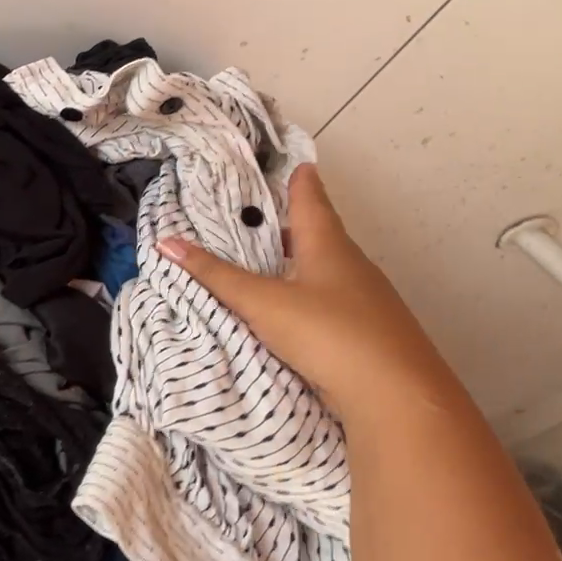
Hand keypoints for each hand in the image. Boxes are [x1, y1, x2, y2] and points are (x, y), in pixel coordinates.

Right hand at [154, 165, 469, 422]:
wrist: (396, 396)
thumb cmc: (328, 333)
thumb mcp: (261, 302)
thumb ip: (214, 274)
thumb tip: (166, 242)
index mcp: (330, 249)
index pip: (312, 203)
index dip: (301, 182)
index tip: (296, 163)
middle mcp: (351, 268)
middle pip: (321, 235)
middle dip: (293, 223)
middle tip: (262, 213)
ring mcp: (364, 301)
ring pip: (325, 269)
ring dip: (298, 260)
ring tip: (264, 258)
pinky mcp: (365, 331)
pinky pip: (328, 299)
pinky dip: (304, 291)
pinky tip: (287, 305)